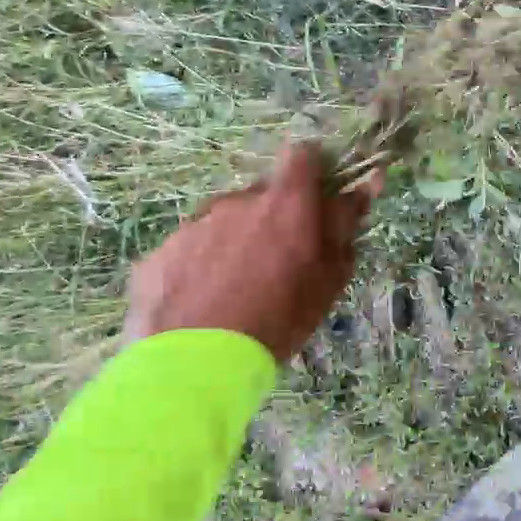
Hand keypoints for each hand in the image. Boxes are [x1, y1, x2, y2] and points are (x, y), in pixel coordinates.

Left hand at [122, 141, 373, 362]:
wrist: (195, 364)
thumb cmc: (282, 313)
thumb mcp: (333, 271)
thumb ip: (346, 222)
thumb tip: (365, 184)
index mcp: (286, 202)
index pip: (302, 156)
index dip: (312, 168)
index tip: (317, 192)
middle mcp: (238, 202)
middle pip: (262, 193)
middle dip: (272, 213)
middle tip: (278, 254)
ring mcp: (192, 227)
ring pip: (223, 220)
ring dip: (234, 237)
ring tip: (235, 283)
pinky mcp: (155, 257)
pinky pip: (188, 249)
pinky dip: (199, 263)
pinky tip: (203, 299)